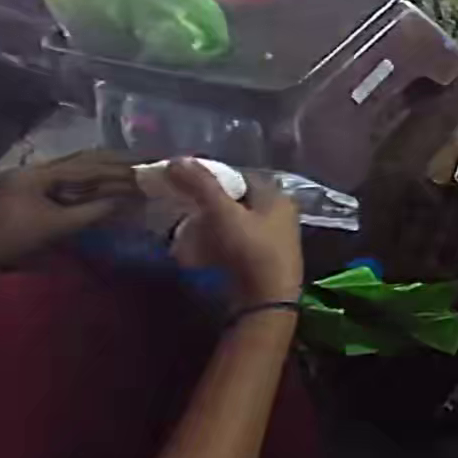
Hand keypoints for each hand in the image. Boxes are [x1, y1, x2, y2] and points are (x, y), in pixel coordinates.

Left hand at [0, 150, 136, 266]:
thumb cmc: (13, 239)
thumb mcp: (60, 225)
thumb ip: (98, 209)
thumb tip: (131, 199)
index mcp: (37, 174)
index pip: (89, 166)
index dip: (122, 168)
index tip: (150, 170)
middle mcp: (33, 172)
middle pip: (82, 161)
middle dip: (116, 163)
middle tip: (148, 165)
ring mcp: (30, 183)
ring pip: (77, 171)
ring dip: (107, 174)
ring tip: (136, 176)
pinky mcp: (31, 196)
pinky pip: (70, 184)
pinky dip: (94, 185)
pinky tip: (112, 189)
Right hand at [167, 159, 301, 305]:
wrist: (268, 298)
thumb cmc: (251, 250)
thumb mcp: (224, 214)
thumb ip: (202, 186)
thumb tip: (178, 159)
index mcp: (277, 197)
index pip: (241, 176)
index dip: (211, 175)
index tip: (181, 180)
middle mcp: (280, 213)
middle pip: (235, 200)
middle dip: (205, 204)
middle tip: (178, 208)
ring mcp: (273, 236)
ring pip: (232, 222)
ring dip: (206, 226)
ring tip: (184, 233)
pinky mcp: (263, 256)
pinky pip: (234, 243)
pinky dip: (214, 244)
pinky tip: (195, 254)